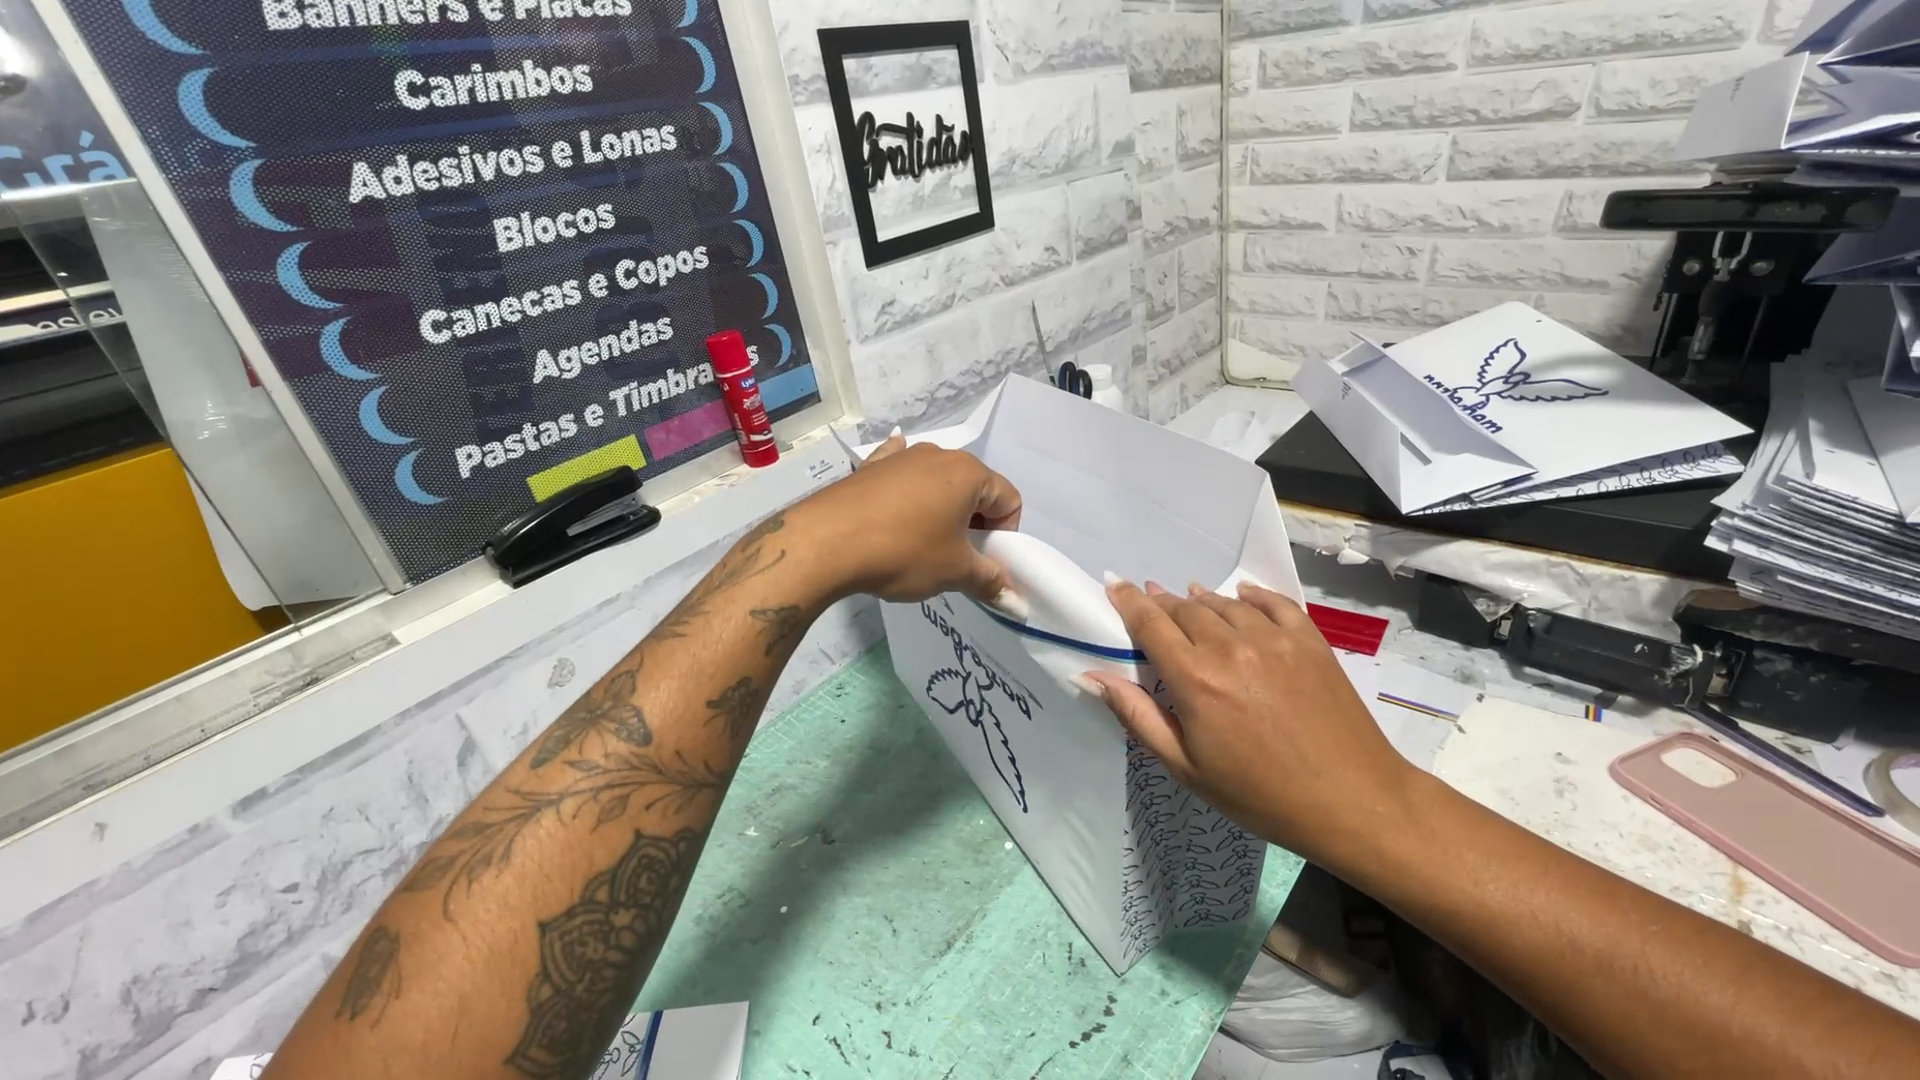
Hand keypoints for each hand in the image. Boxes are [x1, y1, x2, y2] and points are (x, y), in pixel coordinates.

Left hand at [796, 434, 1022, 605]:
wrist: (825, 543)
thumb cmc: (902, 552)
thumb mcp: (954, 572)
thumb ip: (990, 581)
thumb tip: (1016, 602)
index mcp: (969, 473)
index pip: (1008, 500)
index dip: (1004, 535)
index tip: (984, 562)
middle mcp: (939, 455)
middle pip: (974, 489)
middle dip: (973, 523)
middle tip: (956, 559)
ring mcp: (901, 456)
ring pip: (937, 483)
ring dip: (941, 511)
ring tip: (921, 545)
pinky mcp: (870, 467)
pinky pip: (900, 474)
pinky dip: (906, 489)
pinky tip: (895, 501)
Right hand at [1083, 581, 1414, 864]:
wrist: (1353, 801)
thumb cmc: (1259, 794)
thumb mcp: (1186, 768)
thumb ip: (1138, 715)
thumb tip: (1091, 676)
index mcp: (1195, 679)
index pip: (1151, 624)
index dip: (1128, 601)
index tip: (1113, 584)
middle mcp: (1231, 647)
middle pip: (1185, 609)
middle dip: (1161, 603)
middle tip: (1150, 603)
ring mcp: (1275, 639)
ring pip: (1224, 603)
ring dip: (1200, 600)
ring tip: (1188, 601)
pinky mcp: (1310, 641)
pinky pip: (1272, 602)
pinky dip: (1250, 595)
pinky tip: (1240, 595)